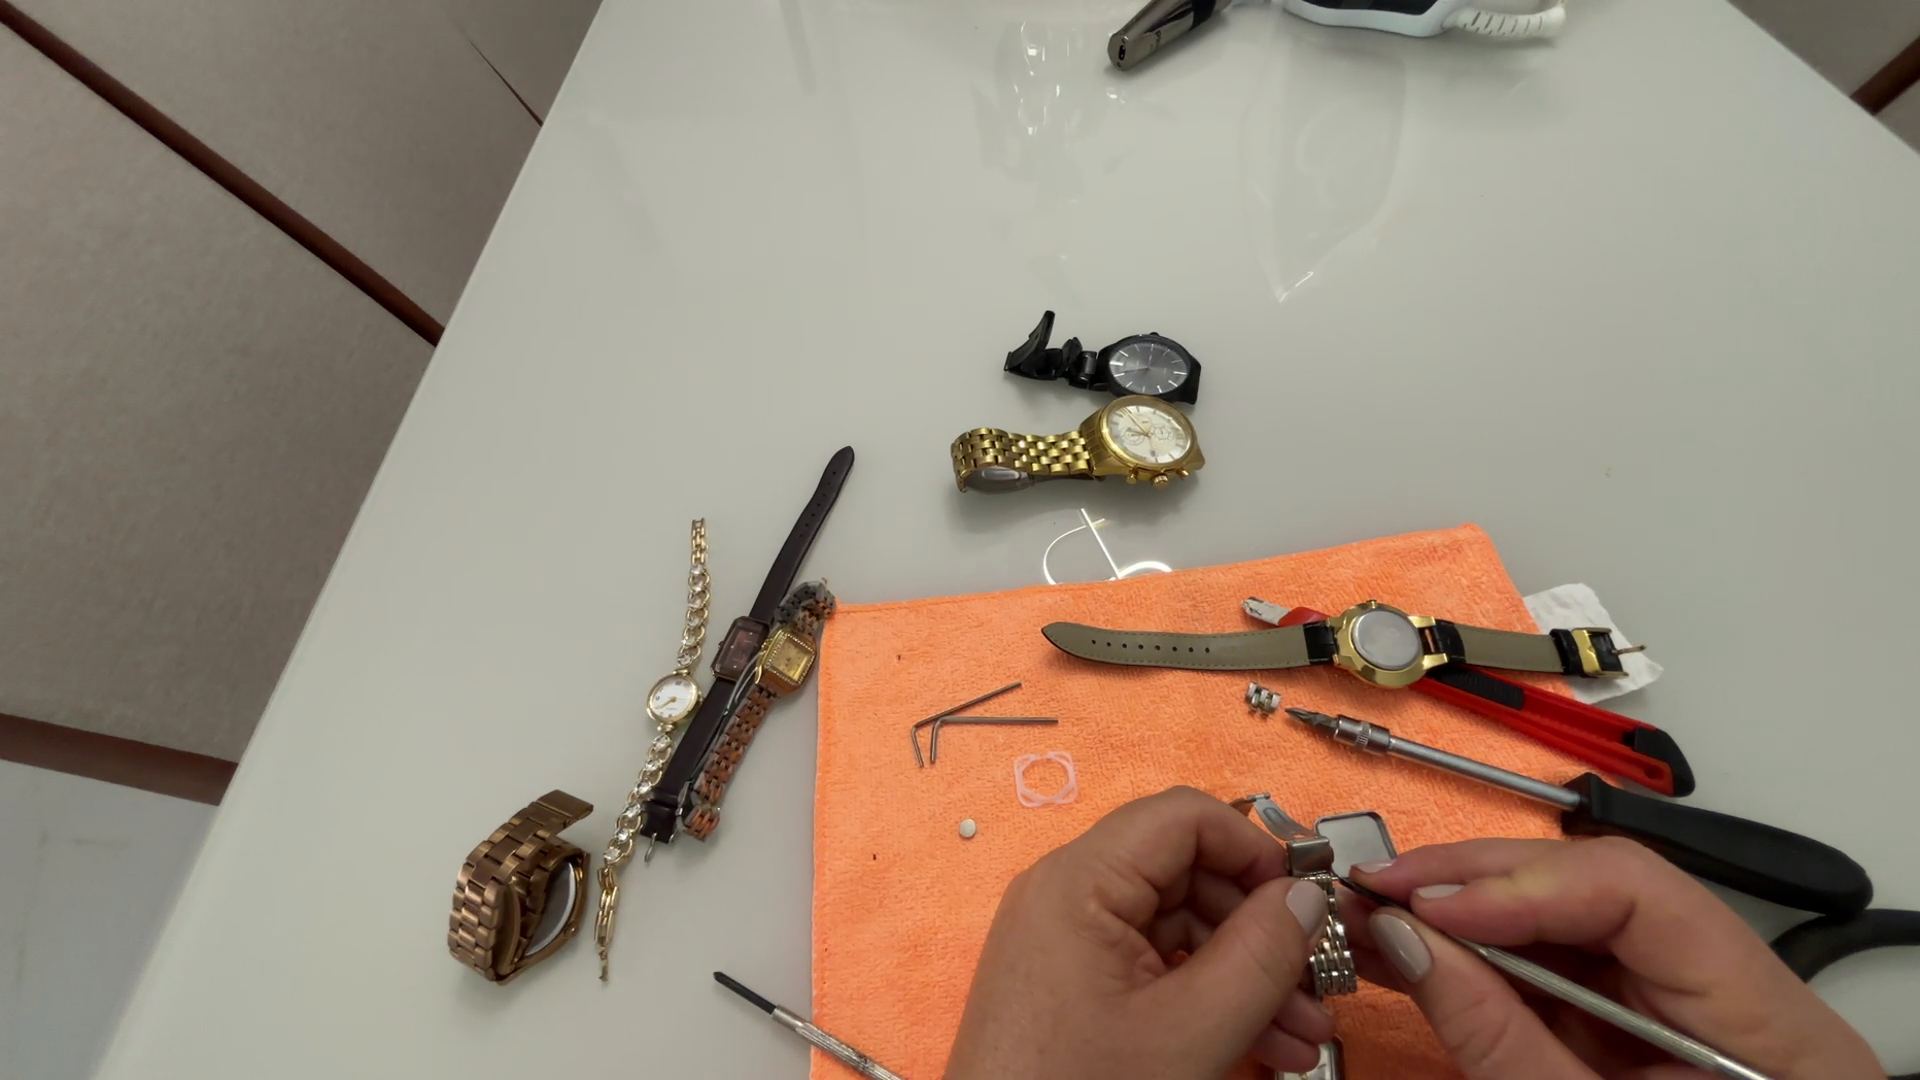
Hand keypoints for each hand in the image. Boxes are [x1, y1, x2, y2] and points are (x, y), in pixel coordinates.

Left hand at [945, 787, 1337, 1078]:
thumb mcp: (1188, 1033)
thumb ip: (1259, 956)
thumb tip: (1306, 895)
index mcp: (1080, 877)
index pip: (1179, 816)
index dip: (1250, 847)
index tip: (1306, 903)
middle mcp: (1068, 888)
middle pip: (1182, 870)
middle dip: (1256, 926)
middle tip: (1318, 986)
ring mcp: (1067, 932)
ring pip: (1174, 922)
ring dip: (1242, 971)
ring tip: (1306, 1034)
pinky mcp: (1072, 974)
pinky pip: (1150, 959)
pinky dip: (1204, 992)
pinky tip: (1264, 1045)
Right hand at [1347, 837, 1883, 1078]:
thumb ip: (1496, 1038)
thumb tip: (1397, 931)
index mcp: (1765, 1023)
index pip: (1635, 889)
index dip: (1521, 883)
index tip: (1430, 907)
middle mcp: (1715, 982)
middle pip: (1574, 882)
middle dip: (1461, 882)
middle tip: (1373, 889)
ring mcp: (1658, 992)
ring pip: (1534, 908)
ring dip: (1439, 908)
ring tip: (1363, 912)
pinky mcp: (1606, 1006)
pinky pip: (1521, 952)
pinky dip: (1451, 945)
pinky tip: (1390, 942)